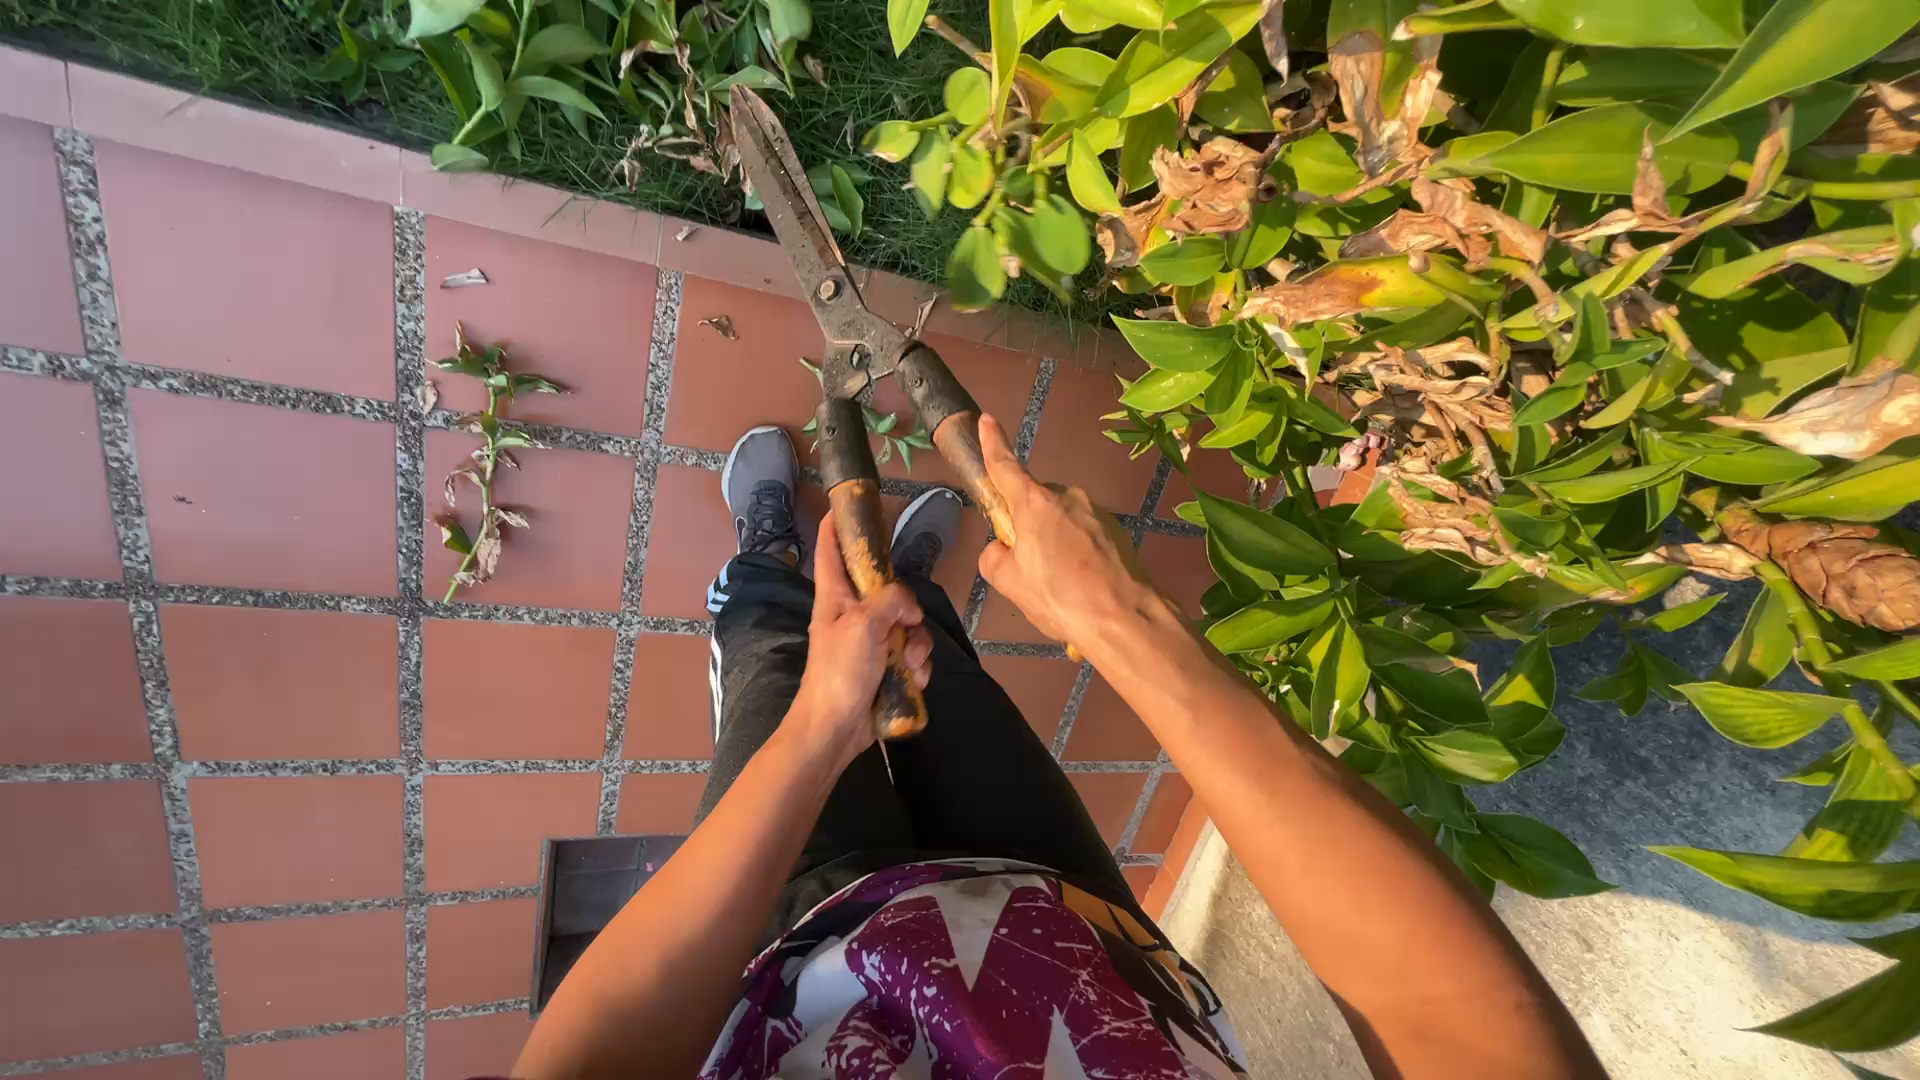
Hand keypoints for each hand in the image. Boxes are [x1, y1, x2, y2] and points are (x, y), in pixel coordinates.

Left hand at [790, 515, 933, 763]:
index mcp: (835, 595)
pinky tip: (910, 680)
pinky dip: (917, 666)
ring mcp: (871, 641)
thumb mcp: (863, 624)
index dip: (837, 524)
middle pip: (889, 588)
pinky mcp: (886, 665)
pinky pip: (914, 653)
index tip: (846, 505)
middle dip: (907, 607)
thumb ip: (891, 600)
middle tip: (903, 624)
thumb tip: (911, 609)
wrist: (836, 728)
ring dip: (916, 644)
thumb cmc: (839, 671)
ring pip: (910, 624)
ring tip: (905, 662)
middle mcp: (853, 613)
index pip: (830, 549)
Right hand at [974, 414, 1165, 650]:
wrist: (1123, 618)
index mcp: (1035, 504)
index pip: (1005, 466)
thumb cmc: (1059, 597)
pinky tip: (1083, 583)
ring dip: (1055, 542)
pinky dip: (1079, 553)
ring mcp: (1096, 512)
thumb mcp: (1010, 583)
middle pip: (1036, 502)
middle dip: (1028, 525)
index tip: (987, 420)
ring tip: (1061, 583)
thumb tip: (1004, 549)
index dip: (992, 443)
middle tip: (1030, 566)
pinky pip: (1085, 534)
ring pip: (1062, 519)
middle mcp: (1067, 497)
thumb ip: (996, 557)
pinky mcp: (1117, 529)